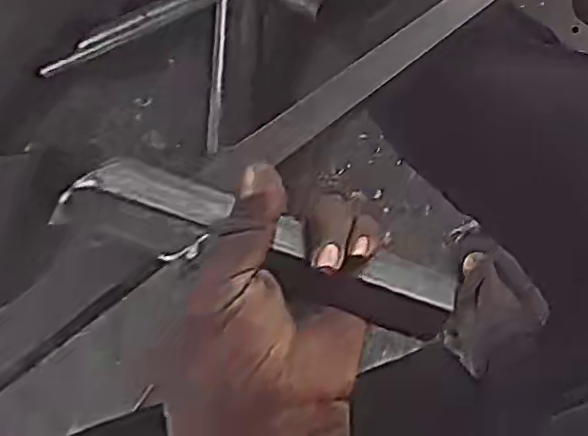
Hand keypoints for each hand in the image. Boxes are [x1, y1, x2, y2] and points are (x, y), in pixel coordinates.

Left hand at [160, 165, 383, 435]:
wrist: (280, 414)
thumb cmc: (228, 376)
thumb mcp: (219, 295)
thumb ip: (241, 233)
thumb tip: (256, 175)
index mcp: (236, 260)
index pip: (263, 203)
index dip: (278, 192)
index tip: (287, 191)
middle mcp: (279, 259)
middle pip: (310, 202)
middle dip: (318, 219)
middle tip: (314, 250)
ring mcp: (317, 268)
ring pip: (342, 212)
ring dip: (343, 229)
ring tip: (335, 263)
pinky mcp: (352, 278)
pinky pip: (368, 235)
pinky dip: (368, 236)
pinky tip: (357, 255)